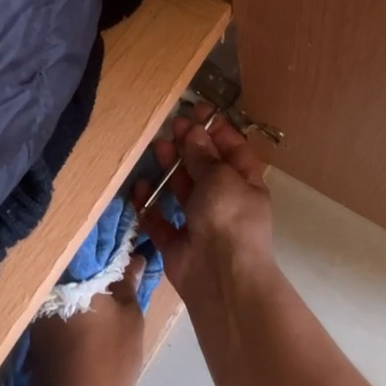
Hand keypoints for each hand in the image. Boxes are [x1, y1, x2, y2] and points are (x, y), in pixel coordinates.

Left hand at [25, 255, 147, 385]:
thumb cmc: (110, 357)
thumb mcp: (131, 316)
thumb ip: (129, 283)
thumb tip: (134, 257)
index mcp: (73, 276)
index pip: (90, 248)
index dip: (107, 244)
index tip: (121, 242)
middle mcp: (50, 288)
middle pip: (73, 268)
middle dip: (91, 266)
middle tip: (113, 267)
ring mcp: (38, 313)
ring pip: (63, 290)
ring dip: (79, 288)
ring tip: (100, 292)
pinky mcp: (34, 335)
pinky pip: (55, 310)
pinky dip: (69, 309)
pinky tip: (83, 317)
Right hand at [133, 104, 275, 305]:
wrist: (220, 277)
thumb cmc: (228, 217)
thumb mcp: (220, 177)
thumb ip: (203, 155)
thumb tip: (194, 132)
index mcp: (245, 184)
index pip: (232, 149)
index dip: (216, 129)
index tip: (198, 109)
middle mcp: (224, 201)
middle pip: (205, 167)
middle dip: (190, 145)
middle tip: (173, 125)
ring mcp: (200, 223)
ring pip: (183, 190)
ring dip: (171, 168)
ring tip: (157, 147)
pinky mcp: (177, 243)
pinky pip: (160, 220)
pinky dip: (150, 205)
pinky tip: (139, 187)